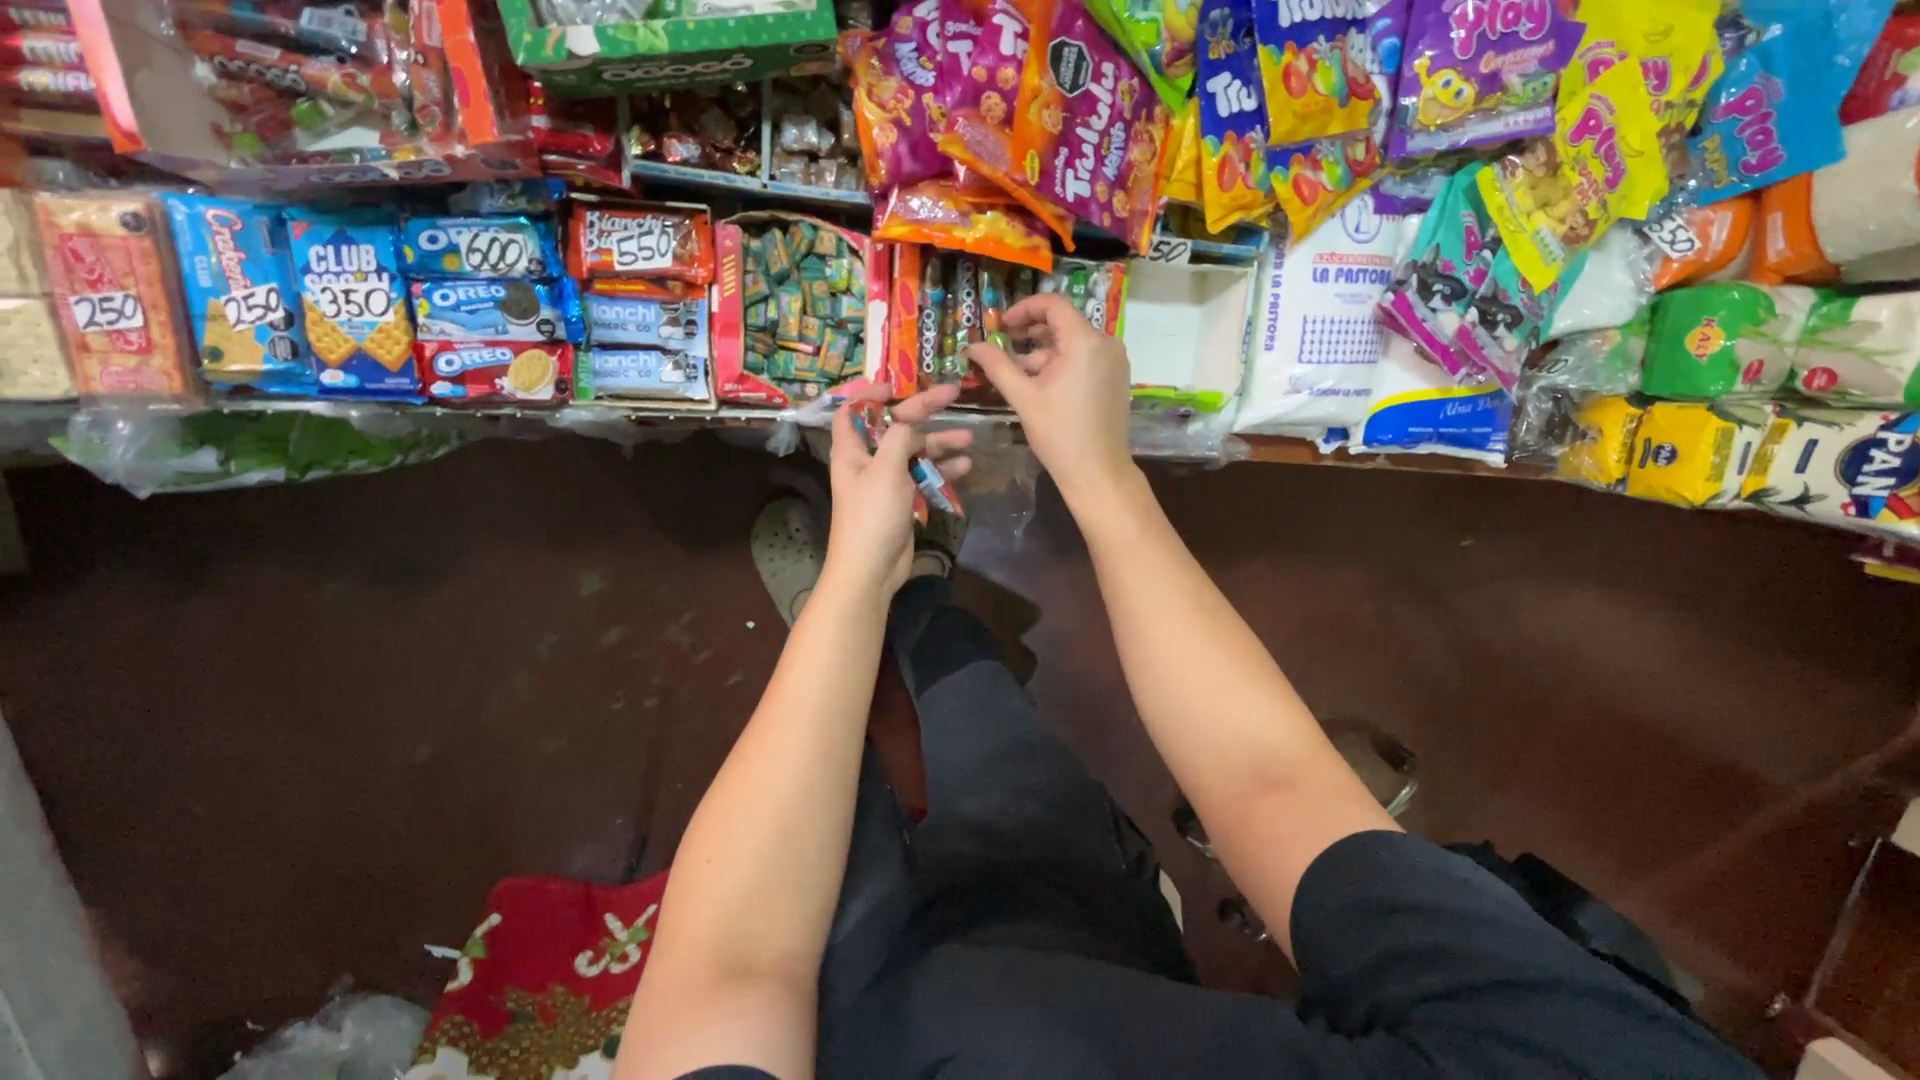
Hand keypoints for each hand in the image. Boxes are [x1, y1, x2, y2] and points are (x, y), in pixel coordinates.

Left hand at [822, 382, 972, 598]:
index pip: (853, 411)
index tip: (897, 384)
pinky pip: (924, 477)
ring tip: (969, 437)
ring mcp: (886, 482)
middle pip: (895, 427)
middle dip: (922, 411)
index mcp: (852, 450)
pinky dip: (942, 470)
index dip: (870, 394)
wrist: (871, 569)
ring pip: (914, 452)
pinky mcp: (902, 501)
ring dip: (940, 443)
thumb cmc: (872, 516)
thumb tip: (908, 421)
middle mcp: (867, 461)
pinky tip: (965, 466)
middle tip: (953, 393)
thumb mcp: (886, 469)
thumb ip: (899, 437)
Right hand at [967, 293, 1134, 507]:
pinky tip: (1041, 384)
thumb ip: (997, 365)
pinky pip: (1086, 358)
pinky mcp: (1116, 377)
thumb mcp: (1023, 397)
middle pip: (1064, 323)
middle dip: (1032, 332)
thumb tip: (973, 346)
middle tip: (1004, 345)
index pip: (1054, 305)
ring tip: (1018, 372)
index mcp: (1085, 342)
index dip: (1024, 309)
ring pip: (1073, 343)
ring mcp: (1115, 361)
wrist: (1098, 472)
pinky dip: (1062, 363)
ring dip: (1044, 352)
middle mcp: (1106, 344)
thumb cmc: (1059, 434)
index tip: (1002, 326)